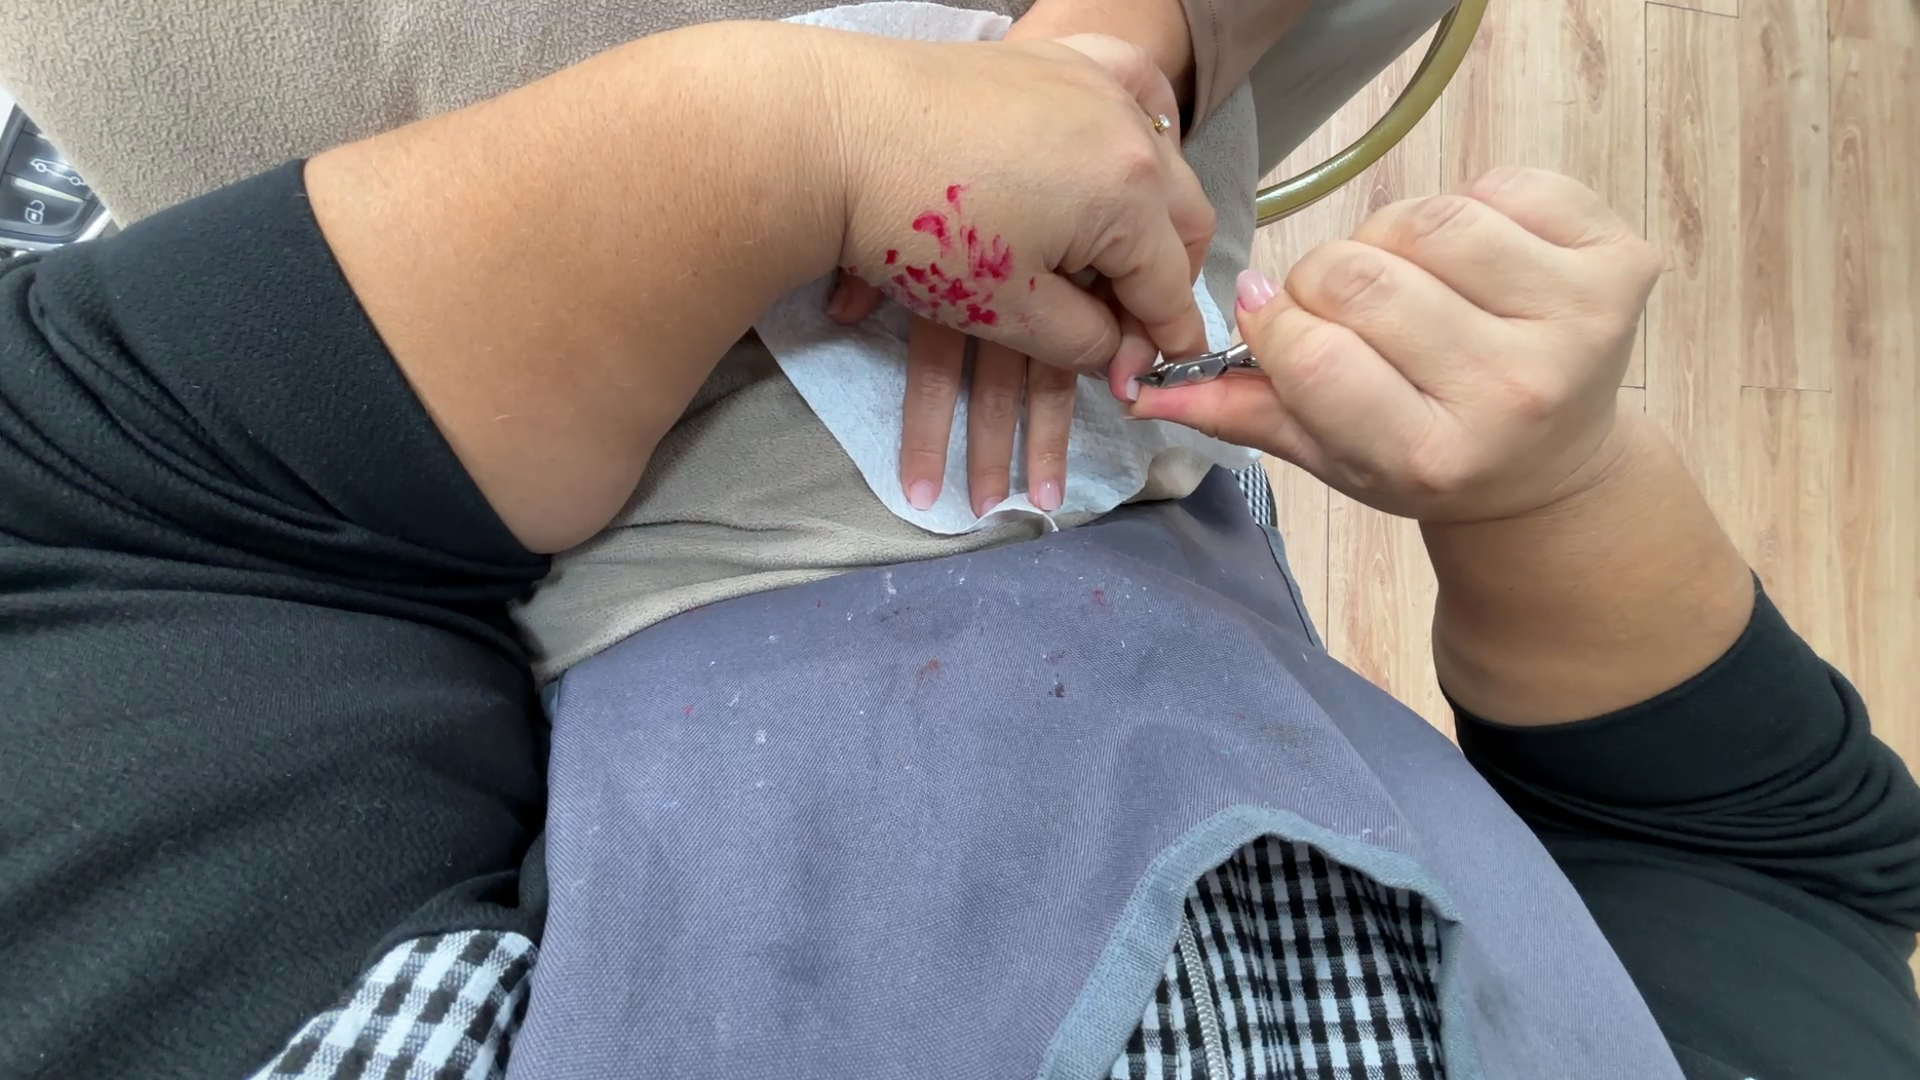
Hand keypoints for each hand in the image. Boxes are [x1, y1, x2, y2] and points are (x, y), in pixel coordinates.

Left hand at [828, 14, 1203, 514]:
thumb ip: (1082, 342)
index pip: (1167, 286)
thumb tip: (1118, 354)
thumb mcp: (1011, 312)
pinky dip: (1144, 124)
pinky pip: (1130, 86)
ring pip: (1165, 159)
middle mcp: (1128, 130)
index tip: (1150, 377)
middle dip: (1168, 284)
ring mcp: (1093, 83)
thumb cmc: (925, 233)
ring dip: (1160, 218)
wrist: (836, 133)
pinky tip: (1130, 147)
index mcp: (1128, 196)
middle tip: (1139, 327)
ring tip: (1136, 261)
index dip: (1162, 342)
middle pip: (1183, 222)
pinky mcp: (1055, 61)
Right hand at [1131, 167, 1663, 524]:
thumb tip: (1142, 390)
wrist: (1545, 466)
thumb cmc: (1418, 467)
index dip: (1273, 325)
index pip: (1317, 358)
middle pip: (1363, 280)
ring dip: (1381, 242)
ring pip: (1424, 220)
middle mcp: (1515, 393)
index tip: (1266, 317)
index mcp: (1430, 454)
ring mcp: (1581, 320)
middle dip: (1318, 283)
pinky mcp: (1626, 259)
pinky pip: (1500, 185)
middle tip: (1326, 307)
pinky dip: (1457, 211)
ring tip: (1389, 282)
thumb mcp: (1323, 457)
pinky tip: (1456, 260)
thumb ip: (1239, 415)